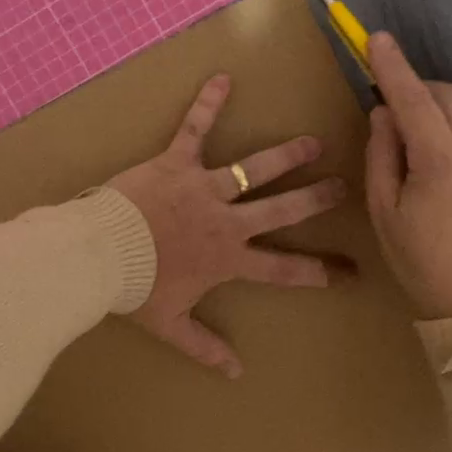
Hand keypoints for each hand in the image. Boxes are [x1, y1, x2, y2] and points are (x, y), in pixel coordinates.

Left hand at [106, 74, 346, 378]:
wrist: (100, 254)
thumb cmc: (135, 289)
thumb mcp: (171, 324)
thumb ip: (205, 347)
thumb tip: (235, 373)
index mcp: (227, 259)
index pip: (283, 269)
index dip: (319, 271)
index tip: (351, 272)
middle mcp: (225, 220)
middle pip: (280, 209)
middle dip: (315, 199)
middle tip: (343, 188)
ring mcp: (203, 187)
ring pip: (253, 168)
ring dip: (284, 155)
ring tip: (312, 143)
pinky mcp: (175, 162)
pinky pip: (194, 128)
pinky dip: (207, 103)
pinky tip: (223, 78)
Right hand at [363, 32, 451, 319]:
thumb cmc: (423, 264)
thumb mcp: (384, 212)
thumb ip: (382, 154)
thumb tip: (385, 114)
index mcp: (443, 163)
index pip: (414, 99)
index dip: (392, 67)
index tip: (376, 38)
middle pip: (447, 96)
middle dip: (416, 88)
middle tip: (388, 105)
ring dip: (437, 112)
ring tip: (413, 143)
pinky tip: (440, 165)